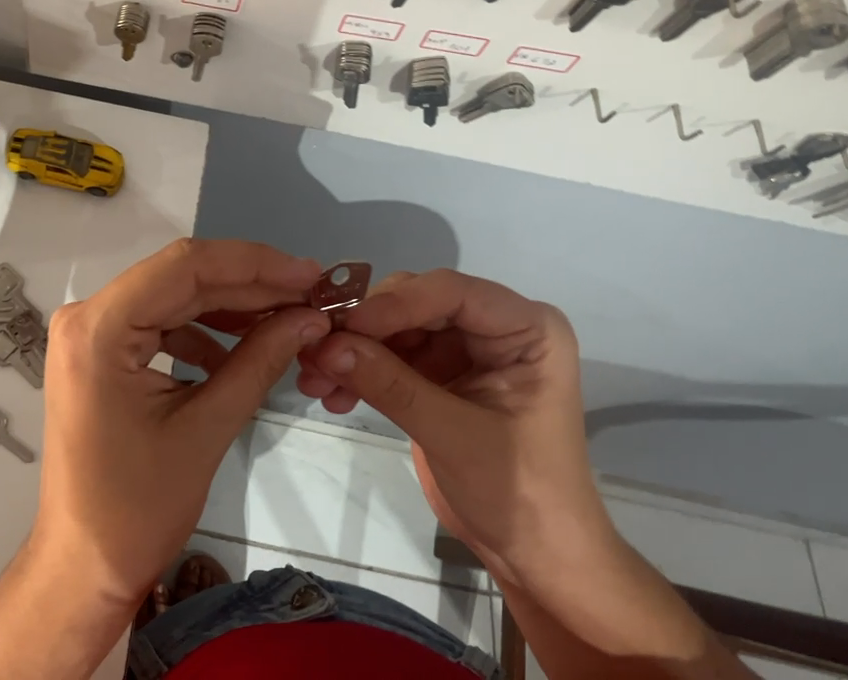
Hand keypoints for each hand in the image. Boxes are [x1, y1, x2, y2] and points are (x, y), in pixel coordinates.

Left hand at [31, 239, 326, 607]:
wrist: (84, 562)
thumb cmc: (137, 507)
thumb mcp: (205, 429)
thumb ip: (258, 361)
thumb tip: (311, 317)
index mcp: (98, 329)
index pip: (184, 268)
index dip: (253, 263)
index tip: (310, 274)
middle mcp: (85, 316)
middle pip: (178, 279)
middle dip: (248, 284)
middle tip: (312, 293)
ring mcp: (88, 333)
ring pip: (171, 298)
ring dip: (229, 306)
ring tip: (289, 318)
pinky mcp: (99, 352)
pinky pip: (158, 324)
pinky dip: (202, 331)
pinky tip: (243, 347)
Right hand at [295, 270, 618, 591]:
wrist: (535, 554)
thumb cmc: (519, 493)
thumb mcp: (454, 436)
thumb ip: (391, 385)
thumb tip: (326, 346)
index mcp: (526, 329)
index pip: (452, 292)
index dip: (395, 304)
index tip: (341, 327)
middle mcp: (495, 328)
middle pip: (416, 304)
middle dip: (364, 328)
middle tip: (315, 350)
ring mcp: (464, 351)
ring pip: (394, 328)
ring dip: (352, 349)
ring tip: (312, 377)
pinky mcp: (438, 375)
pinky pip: (389, 357)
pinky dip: (358, 371)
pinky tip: (329, 395)